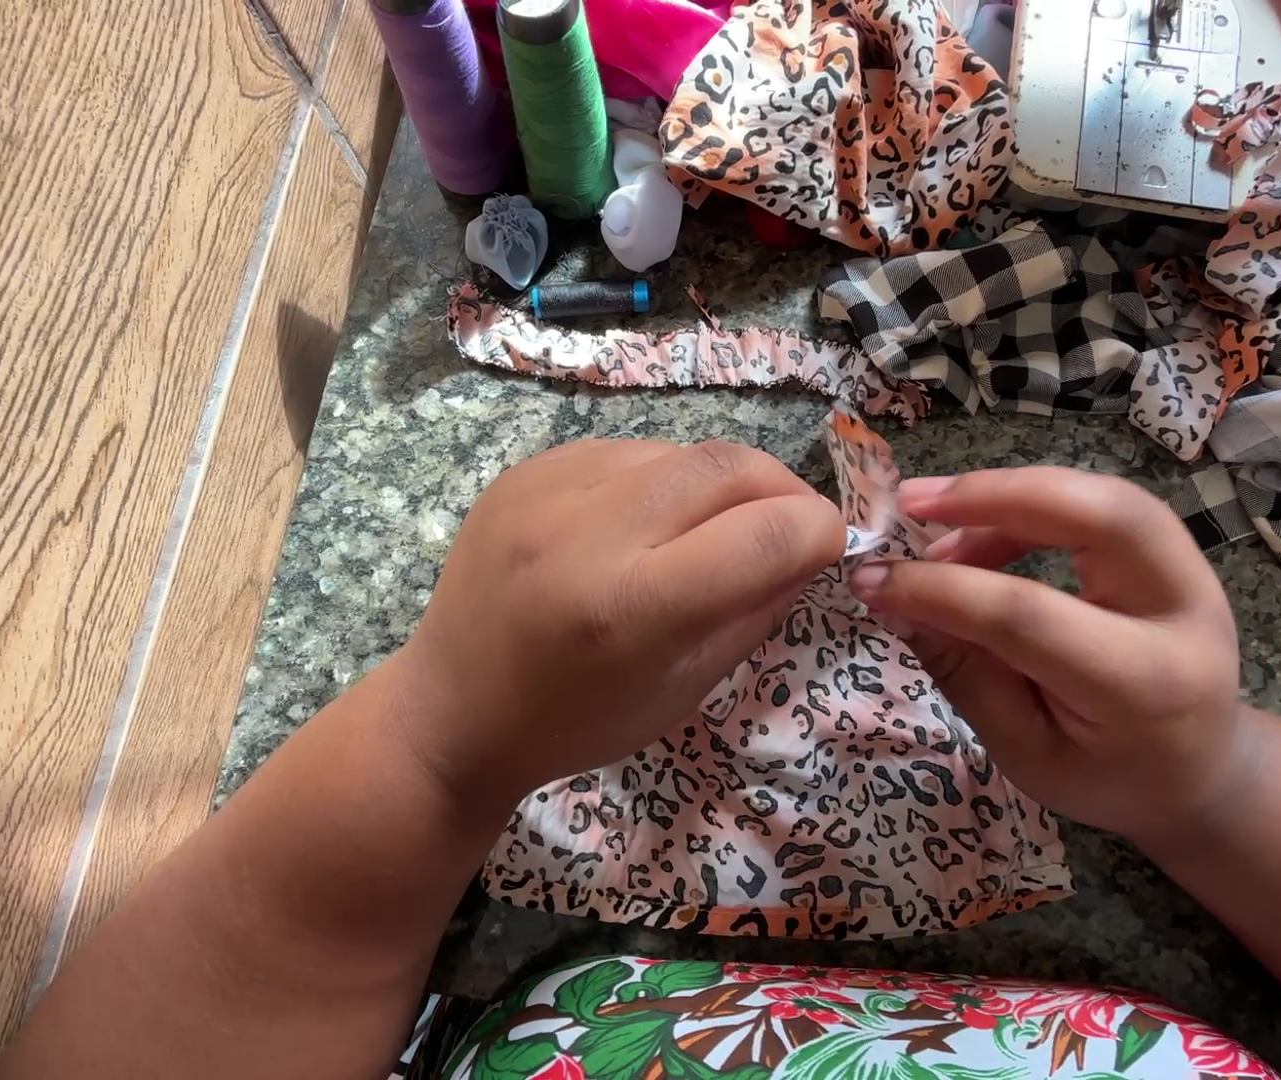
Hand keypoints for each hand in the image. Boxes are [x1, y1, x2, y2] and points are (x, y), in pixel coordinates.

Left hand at [395, 440, 844, 803]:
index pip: (767, 533)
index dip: (821, 531)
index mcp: (631, 607)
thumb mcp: (682, 691)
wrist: (452, 710)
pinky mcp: (522, 470)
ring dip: (718, 482)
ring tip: (713, 525)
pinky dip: (658, 479)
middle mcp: (586, 531)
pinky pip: (622, 452)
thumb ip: (754, 612)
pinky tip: (647, 518)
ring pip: (677, 450)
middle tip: (792, 521)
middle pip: (727, 465)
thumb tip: (806, 550)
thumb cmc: (574, 723)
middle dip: (783, 487)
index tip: (828, 546)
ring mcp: (545, 489)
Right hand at [847, 467, 1256, 842]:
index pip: (1026, 614)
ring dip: (1006, 493)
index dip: (938, 589)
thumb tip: (894, 603)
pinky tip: (976, 534)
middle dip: (996, 496)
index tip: (869, 578)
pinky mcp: (1174, 552)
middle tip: (911, 502)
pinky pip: (1097, 503)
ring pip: (1101, 494)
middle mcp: (1185, 614)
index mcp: (1142, 685)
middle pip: (1099, 516)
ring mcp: (1192, 573)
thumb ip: (963, 672)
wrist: (1200, 773)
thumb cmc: (1105, 776)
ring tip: (932, 516)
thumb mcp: (1022, 749)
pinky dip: (1026, 505)